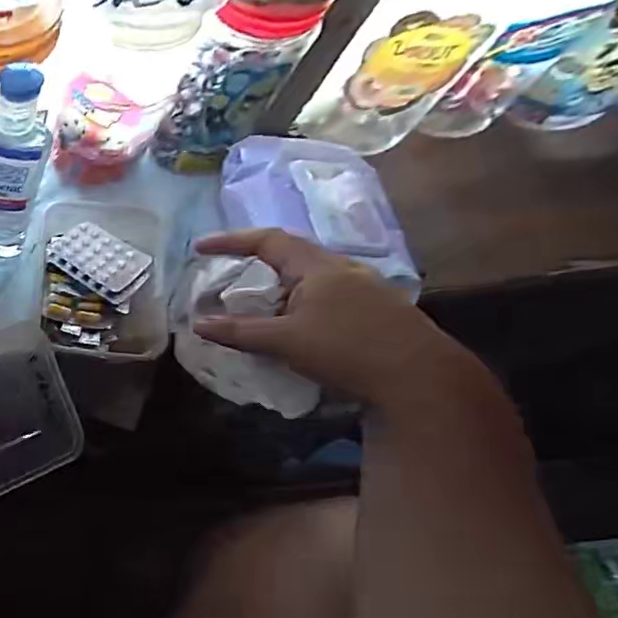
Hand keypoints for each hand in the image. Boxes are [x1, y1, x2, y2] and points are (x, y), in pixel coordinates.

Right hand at [190, 229, 472, 407]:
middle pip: (290, 257)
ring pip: (307, 279)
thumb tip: (199, 324)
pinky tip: (288, 327)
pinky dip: (294, 305)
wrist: (418, 377)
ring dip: (275, 289)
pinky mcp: (371, 311)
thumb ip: (239, 331)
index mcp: (319, 268)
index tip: (201, 247)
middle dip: (254, 265)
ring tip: (252, 309)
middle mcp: (342, 270)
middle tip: (226, 280)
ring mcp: (361, 290)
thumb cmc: (346, 349)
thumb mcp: (283, 341)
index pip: (269, 241)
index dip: (231, 240)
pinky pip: (321, 298)